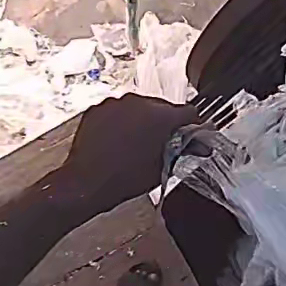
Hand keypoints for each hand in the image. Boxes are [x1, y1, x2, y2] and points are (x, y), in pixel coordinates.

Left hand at [47, 94, 198, 213]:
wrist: (88, 182)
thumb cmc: (124, 178)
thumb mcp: (162, 167)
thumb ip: (182, 151)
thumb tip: (197, 147)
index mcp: (161, 117)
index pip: (188, 112)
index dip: (192, 125)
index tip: (190, 133)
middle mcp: (140, 103)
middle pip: (163, 108)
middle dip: (164, 124)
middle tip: (162, 143)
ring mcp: (117, 104)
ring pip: (138, 108)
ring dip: (141, 121)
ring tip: (136, 144)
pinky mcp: (99, 108)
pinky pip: (117, 111)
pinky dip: (120, 122)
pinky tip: (118, 141)